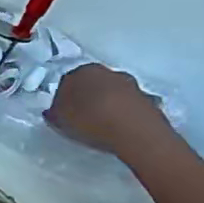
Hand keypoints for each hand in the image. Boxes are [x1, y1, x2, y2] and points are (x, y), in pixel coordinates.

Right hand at [46, 64, 181, 162]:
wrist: (134, 132)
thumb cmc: (90, 120)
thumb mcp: (60, 120)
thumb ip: (55, 113)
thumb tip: (53, 112)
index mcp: (82, 70)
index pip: (68, 81)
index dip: (65, 98)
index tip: (65, 113)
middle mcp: (107, 72)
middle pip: (94, 84)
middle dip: (89, 97)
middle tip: (85, 117)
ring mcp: (131, 85)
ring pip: (115, 93)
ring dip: (111, 103)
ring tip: (106, 124)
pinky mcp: (150, 101)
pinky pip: (133, 106)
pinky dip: (129, 114)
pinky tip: (125, 128)